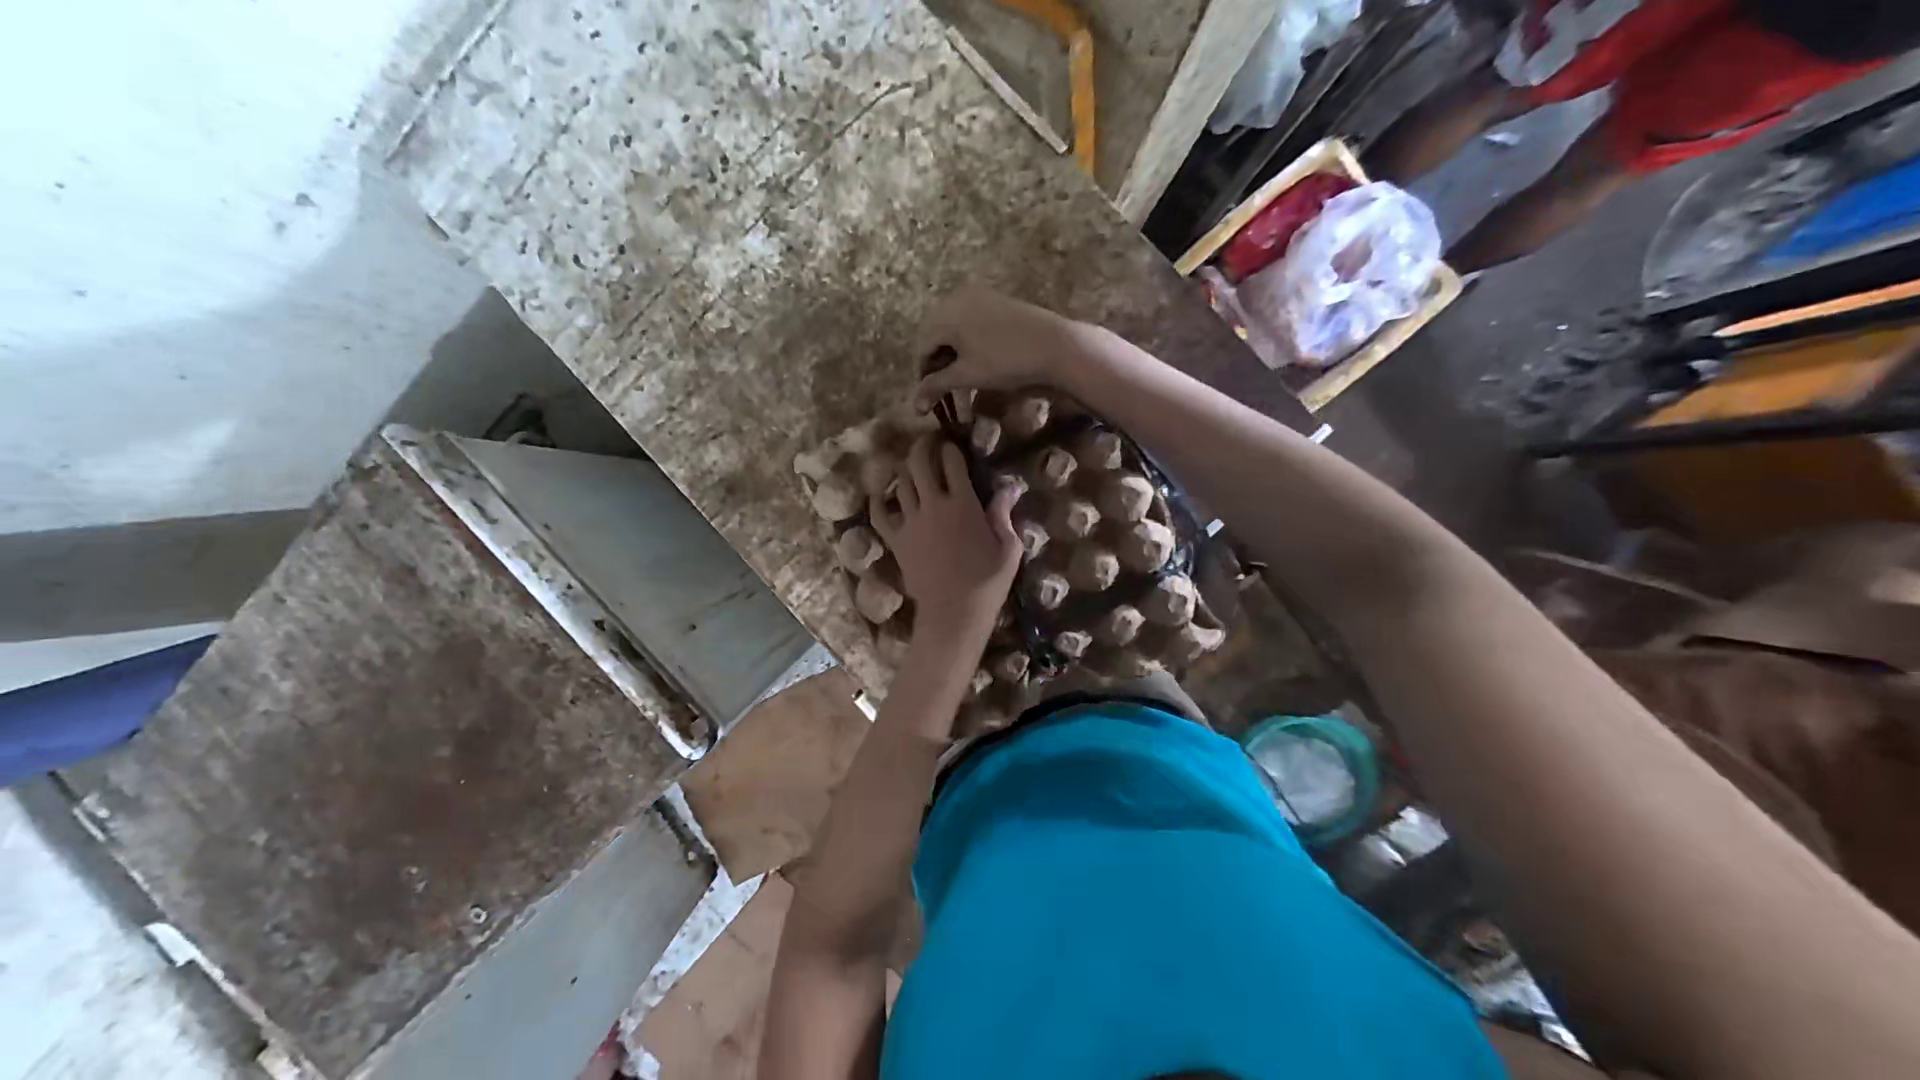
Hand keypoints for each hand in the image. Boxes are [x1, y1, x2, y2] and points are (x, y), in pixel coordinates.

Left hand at [869, 436, 1020, 639]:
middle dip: (922, 446)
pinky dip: (878, 501)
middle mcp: (933, 504)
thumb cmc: (988, 581)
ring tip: (910, 466)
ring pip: (900, 484)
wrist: (954, 612)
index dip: (951, 448)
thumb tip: (1010, 486)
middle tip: (927, 442)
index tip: (952, 445)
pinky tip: (879, 494)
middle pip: (919, 463)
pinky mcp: (896, 540)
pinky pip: (879, 514)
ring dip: (905, 470)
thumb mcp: (1009, 547)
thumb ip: (1004, 513)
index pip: (952, 462)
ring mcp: (910, 522)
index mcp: (963, 503)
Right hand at [913, 285, 1100, 409]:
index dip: (924, 375)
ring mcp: (981, 296)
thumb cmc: (1006, 361)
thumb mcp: (967, 376)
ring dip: (955, 357)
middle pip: (938, 336)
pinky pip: (973, 323)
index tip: (930, 398)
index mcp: (946, 312)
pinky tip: (980, 363)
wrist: (1057, 346)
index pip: (923, 347)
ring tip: (964, 381)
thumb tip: (914, 407)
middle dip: (939, 365)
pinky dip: (970, 344)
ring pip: (956, 330)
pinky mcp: (999, 301)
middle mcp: (958, 297)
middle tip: (947, 392)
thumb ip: (936, 386)